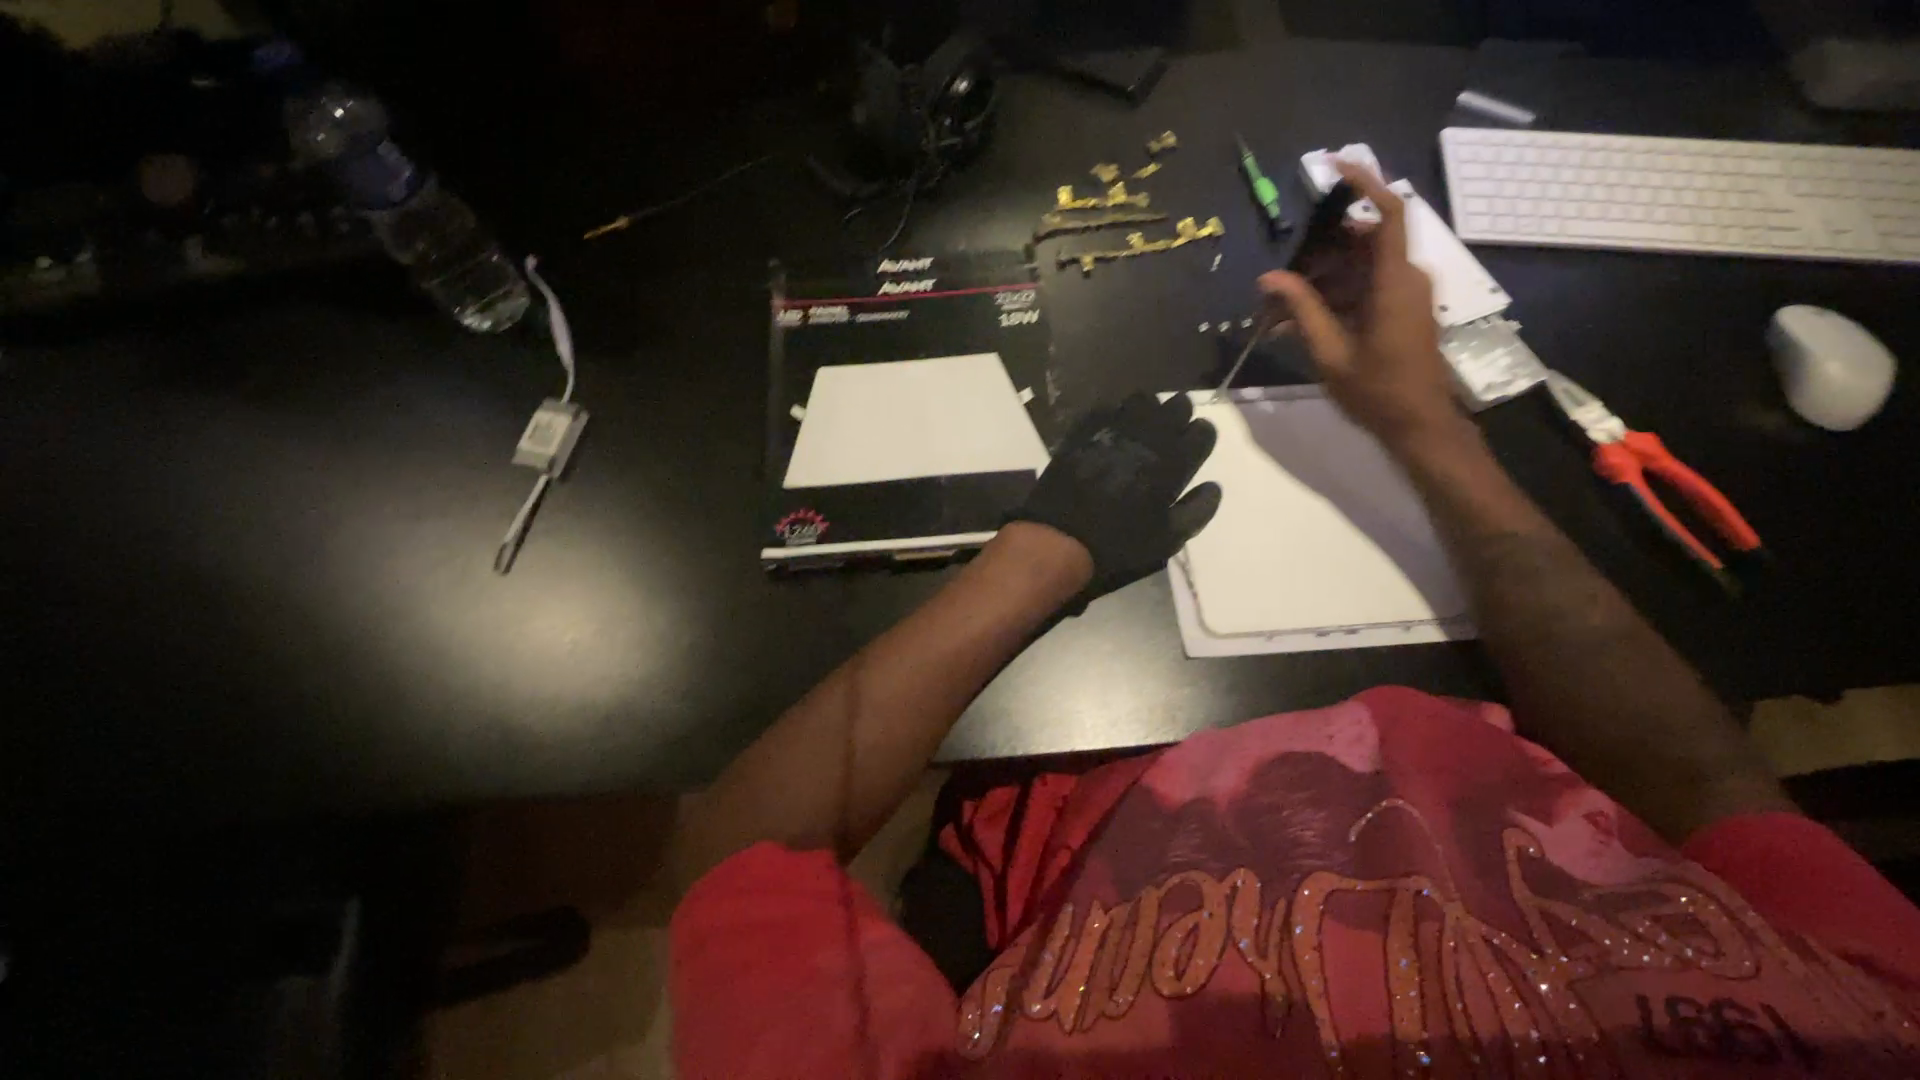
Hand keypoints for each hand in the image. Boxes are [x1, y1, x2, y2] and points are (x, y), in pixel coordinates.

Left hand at [1012, 392, 1220, 607]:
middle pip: (1176, 407)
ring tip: (1144, 425)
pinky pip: (1106, 409)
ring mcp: (1114, 430)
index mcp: (1173, 463)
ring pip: (1142, 400)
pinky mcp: (1084, 431)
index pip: (1202, 432)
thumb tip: (1214, 487)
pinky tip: (1112, 429)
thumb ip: (1196, 510)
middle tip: (1173, 430)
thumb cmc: (1119, 543)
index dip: (1201, 436)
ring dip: (1149, 409)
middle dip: (1180, 415)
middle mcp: (1148, 438)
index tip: (1195, 444)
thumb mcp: (1167, 539)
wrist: (1061, 538)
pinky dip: (1115, 414)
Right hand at [1257, 162, 1461, 448]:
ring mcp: (1407, 294)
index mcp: (1396, 281)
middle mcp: (1408, 277)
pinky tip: (1300, 318)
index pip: (1389, 212)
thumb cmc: (1377, 390)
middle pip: (1365, 240)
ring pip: (1362, 265)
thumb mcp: (1330, 351)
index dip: (1365, 182)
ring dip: (1323, 277)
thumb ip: (1301, 309)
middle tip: (1282, 268)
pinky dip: (1335, 294)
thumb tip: (1269, 277)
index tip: (1333, 166)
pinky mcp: (1402, 310)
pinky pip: (1367, 286)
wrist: (1418, 424)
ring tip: (1281, 303)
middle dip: (1321, 248)